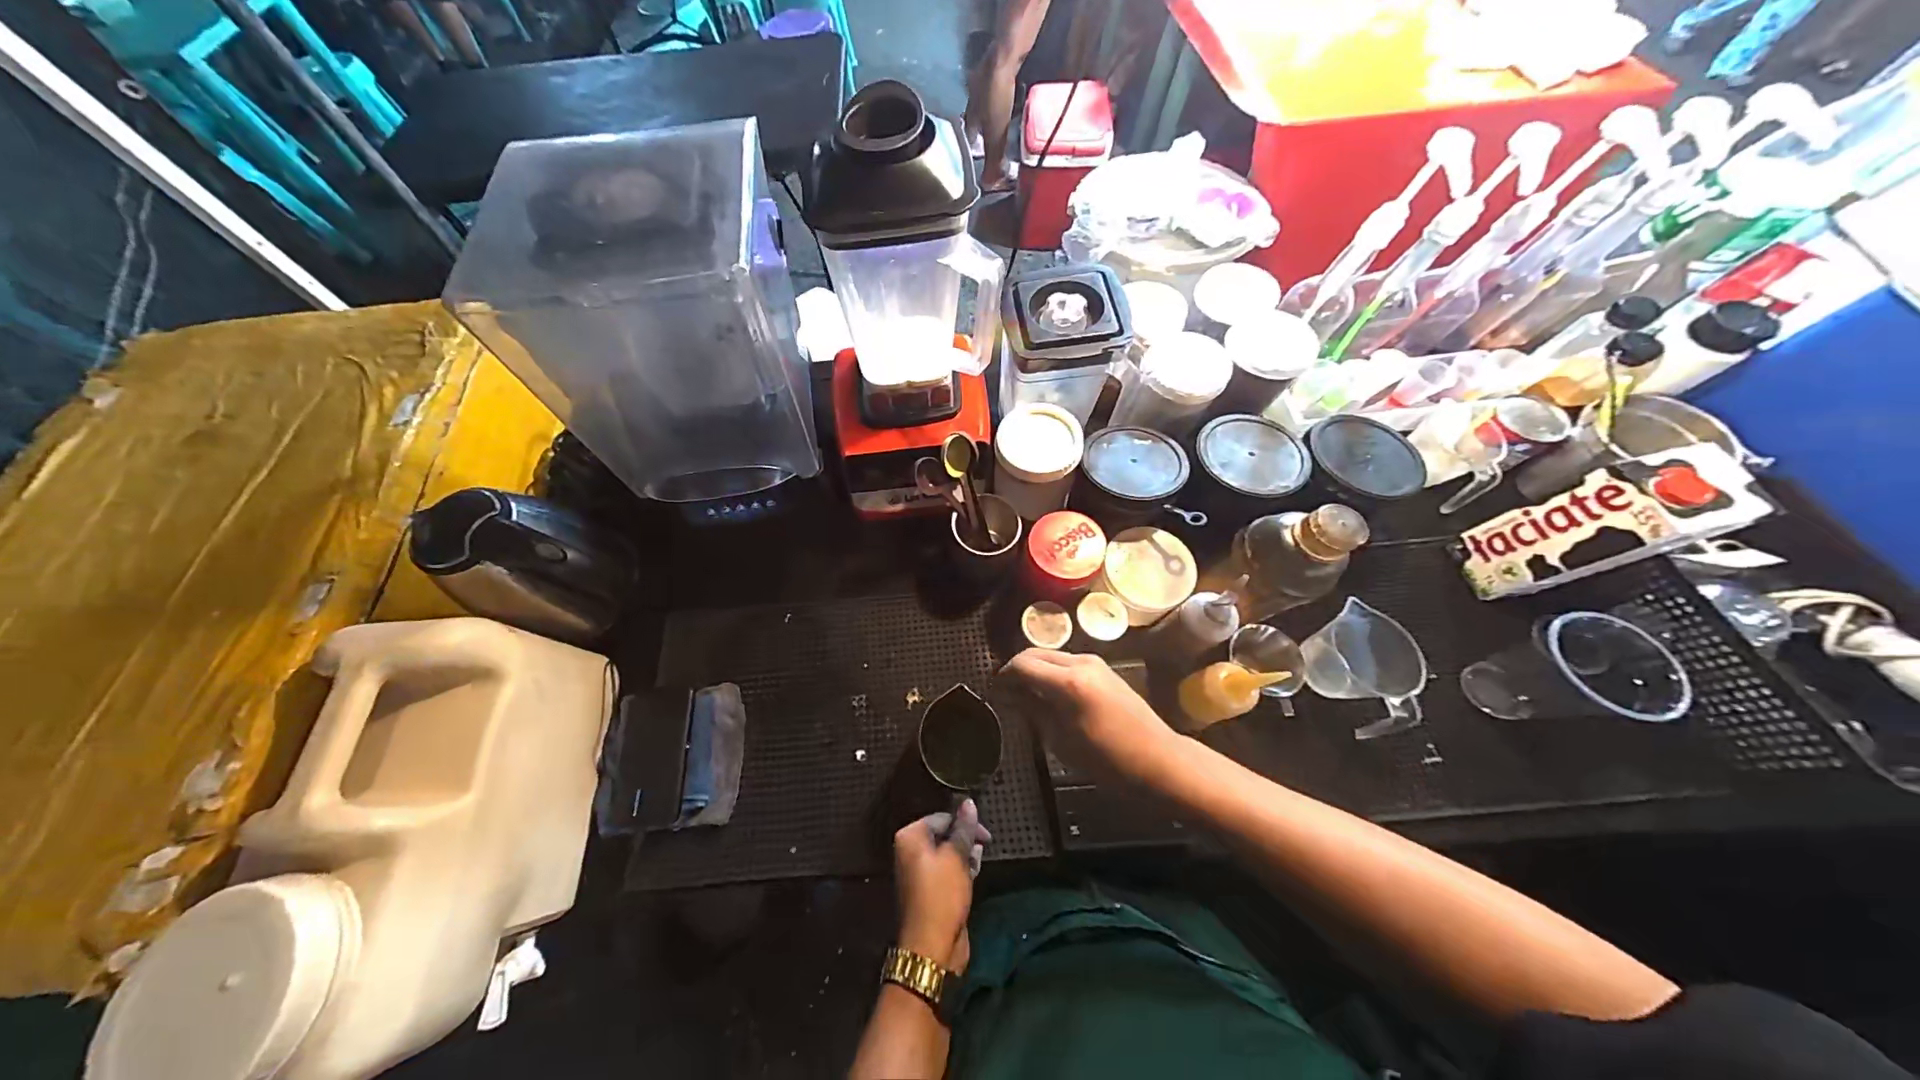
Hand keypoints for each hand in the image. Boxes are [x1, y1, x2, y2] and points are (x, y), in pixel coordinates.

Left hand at [893, 799, 989, 971]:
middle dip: (965, 840)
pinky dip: (961, 871)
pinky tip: (973, 876)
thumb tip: (969, 802)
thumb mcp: (956, 857)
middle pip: (944, 834)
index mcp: (910, 837)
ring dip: (965, 856)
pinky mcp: (930, 890)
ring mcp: (920, 872)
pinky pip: (947, 872)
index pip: (942, 818)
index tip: (986, 835)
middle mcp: (910, 851)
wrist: (931, 946)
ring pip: (948, 854)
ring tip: (977, 866)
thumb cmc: (942, 895)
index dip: (965, 823)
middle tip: (983, 848)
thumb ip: (964, 829)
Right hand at [999, 649, 1179, 783]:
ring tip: (1024, 697)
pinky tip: (1048, 696)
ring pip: (1051, 657)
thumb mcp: (1060, 740)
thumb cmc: (1107, 760)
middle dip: (1017, 670)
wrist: (1157, 760)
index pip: (1022, 664)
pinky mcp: (1104, 670)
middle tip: (1004, 693)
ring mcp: (1095, 663)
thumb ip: (1032, 710)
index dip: (1003, 676)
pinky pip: (1067, 664)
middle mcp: (1080, 663)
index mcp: (1067, 682)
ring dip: (1035, 671)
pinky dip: (1051, 674)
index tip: (993, 691)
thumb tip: (1008, 693)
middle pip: (1035, 654)